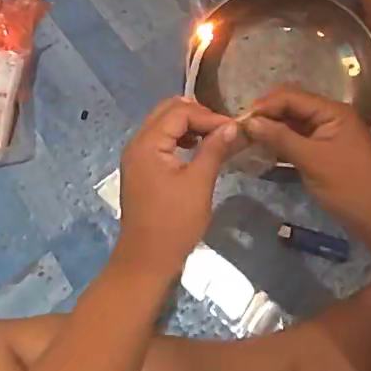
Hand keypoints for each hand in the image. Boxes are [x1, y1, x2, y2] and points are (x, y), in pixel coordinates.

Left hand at [114, 98, 245, 276]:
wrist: (146, 259)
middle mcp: (137, 143)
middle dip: (197, 115)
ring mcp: (136, 155)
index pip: (179, 112)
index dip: (208, 116)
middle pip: (167, 112)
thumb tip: (232, 126)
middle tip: (223, 128)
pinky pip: (159, 140)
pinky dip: (178, 138)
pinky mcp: (140, 168)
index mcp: (147, 143)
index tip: (234, 127)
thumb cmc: (174, 223)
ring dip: (188, 125)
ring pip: (162, 124)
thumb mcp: (199, 184)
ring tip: (214, 137)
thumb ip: (214, 149)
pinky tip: (197, 149)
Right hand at [241, 87, 370, 233]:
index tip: (241, 119)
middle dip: (267, 113)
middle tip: (242, 127)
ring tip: (247, 137)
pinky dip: (280, 140)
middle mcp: (330, 115)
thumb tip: (249, 122)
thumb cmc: (348, 186)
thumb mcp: (311, 160)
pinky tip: (262, 147)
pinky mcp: (323, 149)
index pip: (292, 96)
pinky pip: (296, 137)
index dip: (265, 105)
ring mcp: (327, 132)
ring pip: (292, 121)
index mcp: (332, 111)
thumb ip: (280, 137)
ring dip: (271, 127)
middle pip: (291, 105)